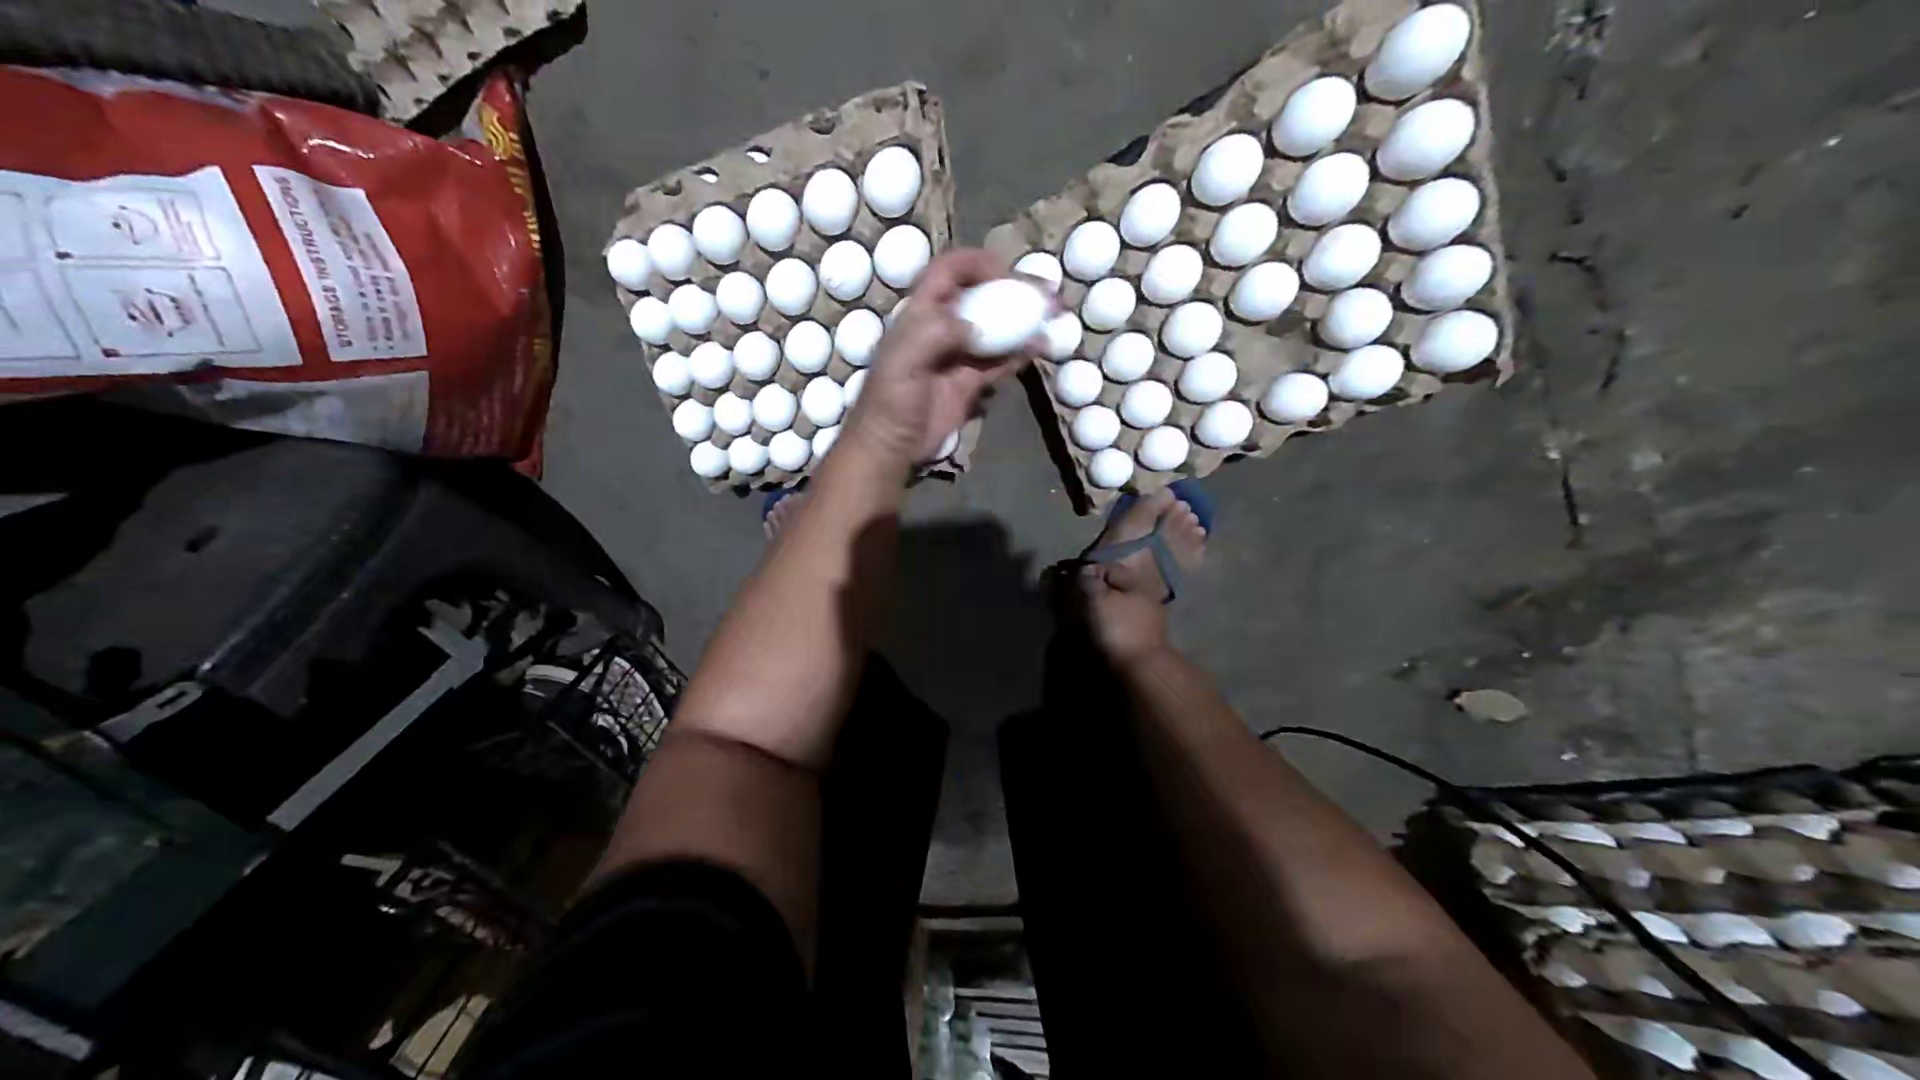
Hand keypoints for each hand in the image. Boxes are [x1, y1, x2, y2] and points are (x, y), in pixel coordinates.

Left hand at [843, 250, 1027, 463]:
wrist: (890, 449)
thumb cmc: (889, 402)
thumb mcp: (905, 360)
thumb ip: (937, 333)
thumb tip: (977, 325)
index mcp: (920, 314)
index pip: (950, 271)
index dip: (979, 264)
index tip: (1009, 273)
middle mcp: (942, 328)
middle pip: (982, 297)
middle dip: (1014, 291)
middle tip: (1048, 295)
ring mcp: (958, 356)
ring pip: (996, 329)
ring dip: (1024, 322)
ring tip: (1053, 320)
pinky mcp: (969, 383)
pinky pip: (1000, 361)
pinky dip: (1020, 353)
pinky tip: (1039, 349)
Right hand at [1078, 564, 1172, 663]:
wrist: (1142, 669)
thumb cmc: (1120, 628)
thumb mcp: (1100, 600)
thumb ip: (1090, 582)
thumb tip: (1085, 569)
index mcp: (1136, 584)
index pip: (1111, 568)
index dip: (1090, 571)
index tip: (1072, 580)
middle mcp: (1144, 599)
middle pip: (1116, 589)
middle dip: (1096, 591)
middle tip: (1076, 598)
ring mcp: (1146, 621)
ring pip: (1118, 608)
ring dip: (1101, 610)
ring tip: (1082, 617)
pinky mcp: (1142, 641)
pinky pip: (1121, 625)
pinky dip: (1108, 625)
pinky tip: (1097, 632)